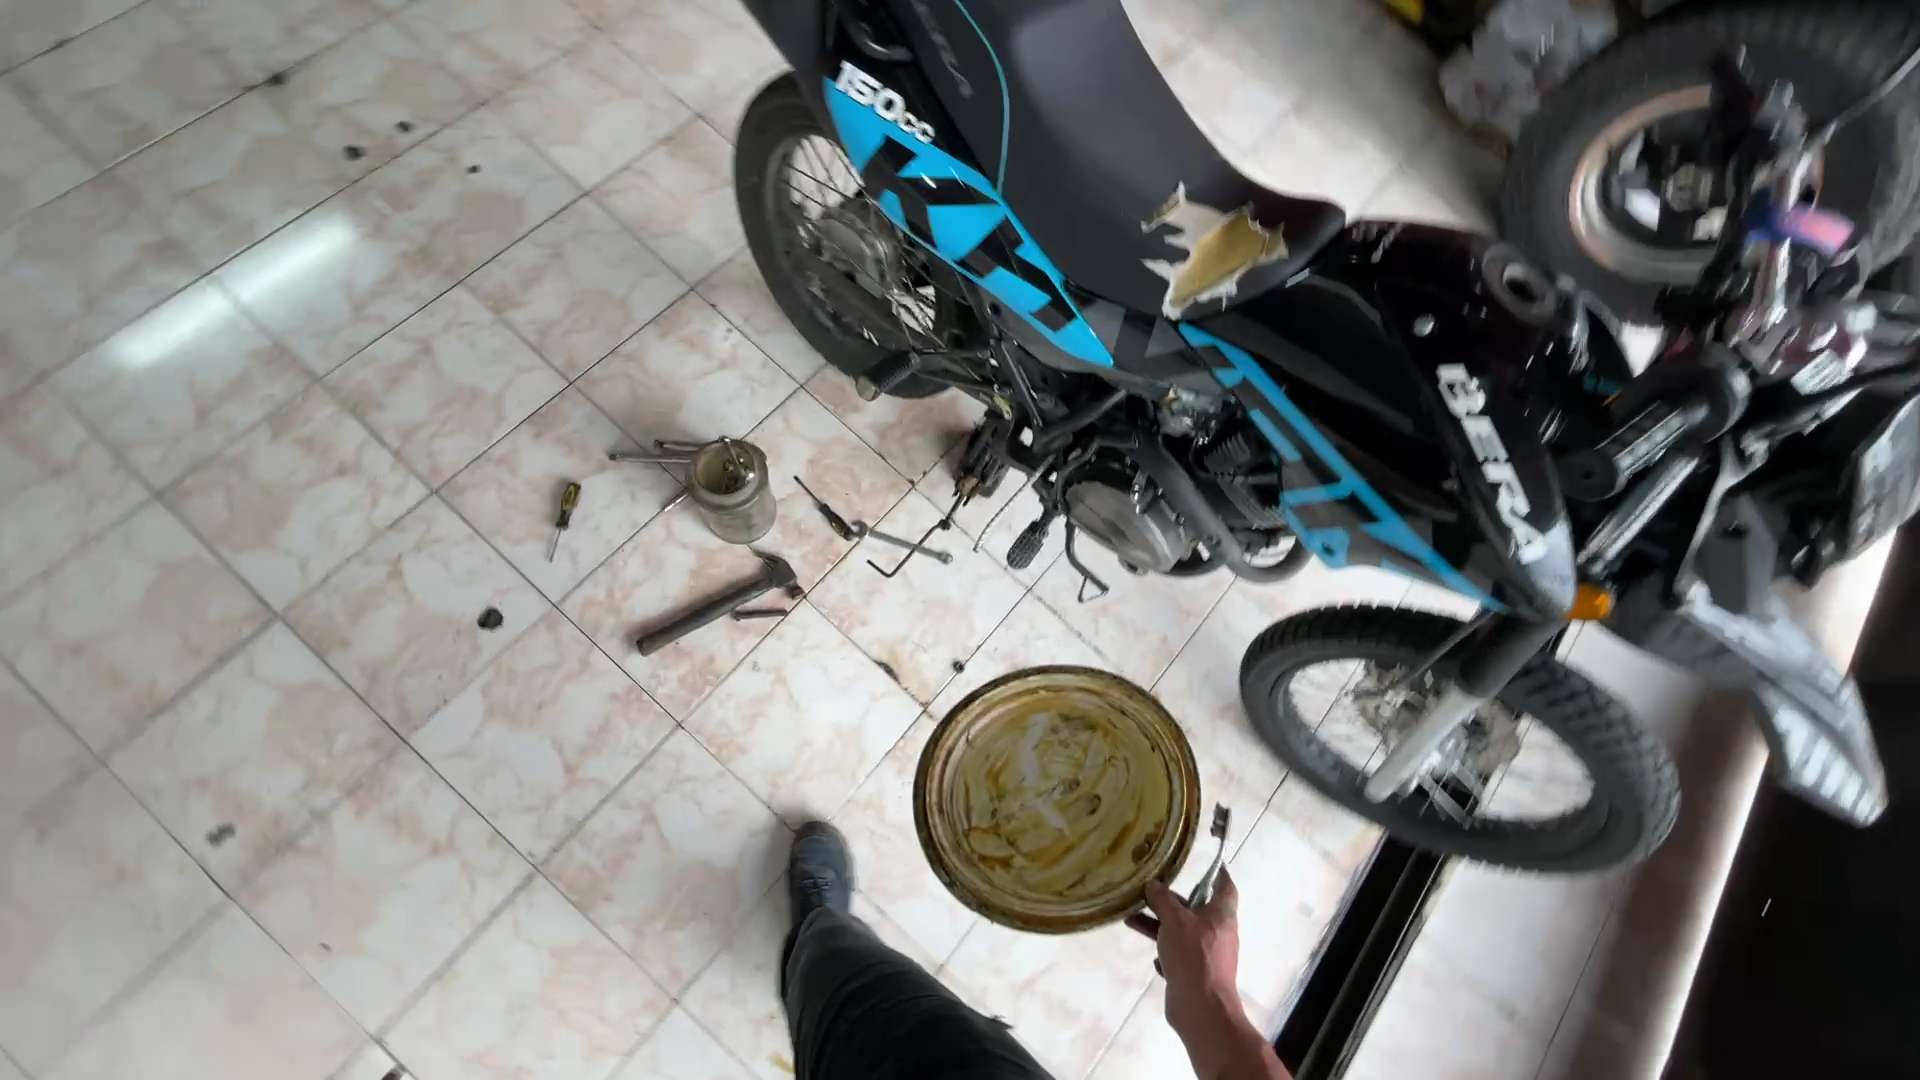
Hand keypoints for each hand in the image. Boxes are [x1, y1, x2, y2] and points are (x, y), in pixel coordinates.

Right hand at [1143, 869, 1240, 1034]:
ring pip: (1181, 931)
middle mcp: (1217, 932)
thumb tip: (1154, 885)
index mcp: (1221, 915)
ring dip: (1158, 924)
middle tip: (1147, 889)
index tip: (1207, 861)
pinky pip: (1177, 954)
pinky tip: (1149, 953)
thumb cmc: (1194, 955)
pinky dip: (1163, 950)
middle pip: (1194, 908)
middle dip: (1170, 900)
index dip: (1217, 873)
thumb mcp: (1174, 919)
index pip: (1224, 886)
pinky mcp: (1194, 973)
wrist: (1201, 1008)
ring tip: (1130, 918)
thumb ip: (1163, 899)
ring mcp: (1206, 955)